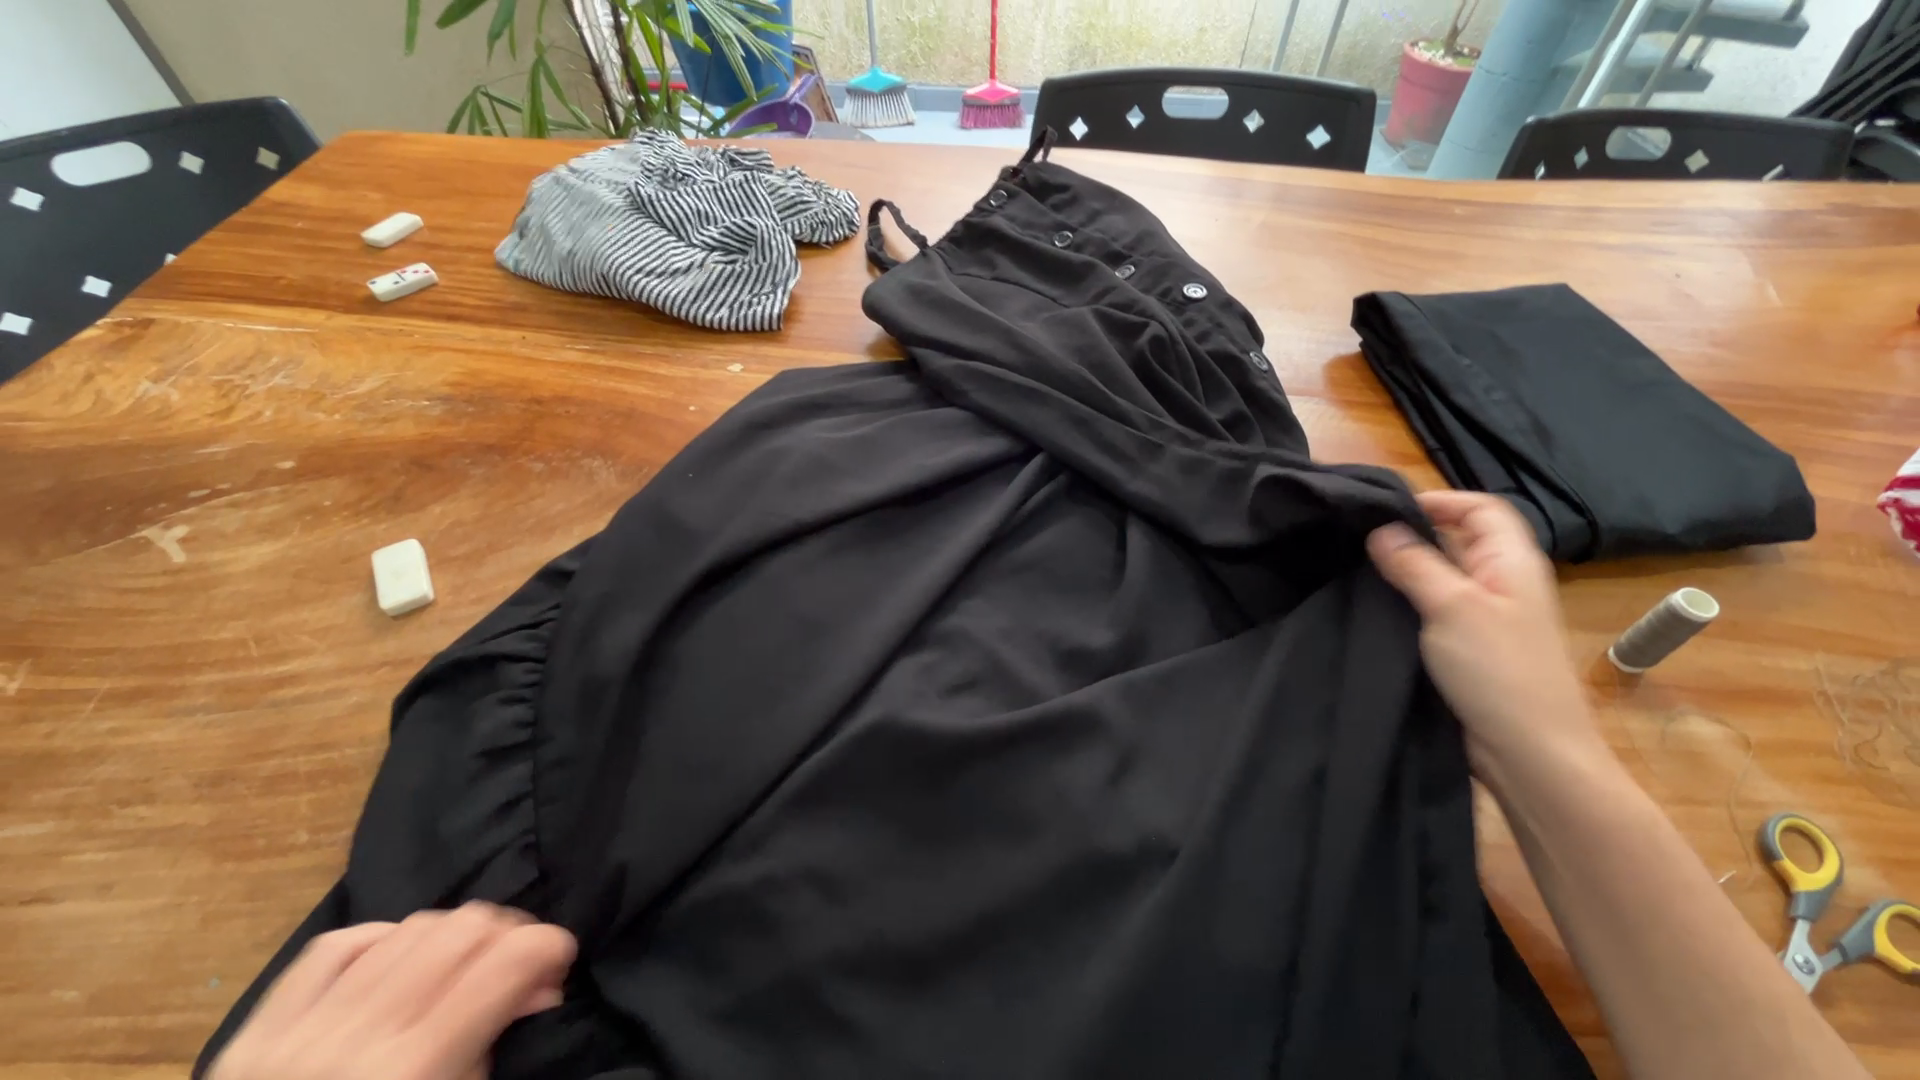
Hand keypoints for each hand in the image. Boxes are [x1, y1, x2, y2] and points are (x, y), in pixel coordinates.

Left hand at [208, 902, 575, 1079]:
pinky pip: (333, 948)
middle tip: (516, 962)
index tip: (558, 961)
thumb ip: (494, 1049)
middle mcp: (361, 1038)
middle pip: (463, 930)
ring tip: (460, 965)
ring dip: (451, 936)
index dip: (550, 945)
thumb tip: (538, 988)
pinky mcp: (254, 1035)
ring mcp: (301, 1032)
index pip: (508, 962)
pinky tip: (396, 963)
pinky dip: (378, 941)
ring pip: (407, 929)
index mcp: (417, 1071)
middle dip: (507, 934)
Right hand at [1366, 491, 1608, 787]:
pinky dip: (1403, 602)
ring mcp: (1482, 617)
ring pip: (1439, 576)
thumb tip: (1380, 528)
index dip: (1439, 501)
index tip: (1385, 510)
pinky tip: (1370, 606)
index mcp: (1511, 562)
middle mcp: (1499, 582)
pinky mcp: (1463, 647)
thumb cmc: (1499, 670)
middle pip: (1457, 540)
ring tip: (1353, 567)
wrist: (1528, 751)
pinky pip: (1430, 610)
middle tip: (1358, 537)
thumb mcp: (1452, 607)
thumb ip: (1415, 564)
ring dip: (1403, 570)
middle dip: (1412, 534)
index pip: (1480, 508)